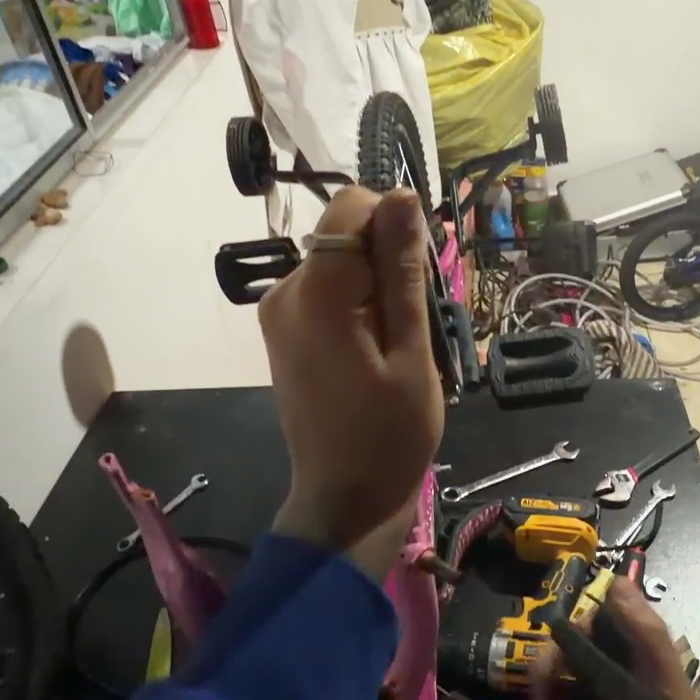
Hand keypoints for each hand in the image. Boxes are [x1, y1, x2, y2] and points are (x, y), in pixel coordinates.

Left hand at [260, 186, 442, 556]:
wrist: (344, 501)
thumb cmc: (390, 436)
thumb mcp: (411, 354)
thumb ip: (403, 273)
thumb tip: (402, 198)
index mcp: (316, 296)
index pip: (349, 209)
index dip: (393, 223)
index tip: (420, 273)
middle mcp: (285, 293)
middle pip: (343, 235)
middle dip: (388, 259)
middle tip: (416, 320)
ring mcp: (279, 314)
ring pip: (339, 262)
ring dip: (377, 285)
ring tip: (399, 343)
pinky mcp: (284, 331)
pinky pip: (327, 291)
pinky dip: (358, 304)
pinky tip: (378, 349)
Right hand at [528, 584, 699, 699]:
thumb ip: (647, 640)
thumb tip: (617, 582)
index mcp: (645, 675)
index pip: (608, 630)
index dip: (584, 624)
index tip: (568, 633)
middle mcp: (619, 696)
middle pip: (574, 661)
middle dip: (554, 666)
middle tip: (549, 684)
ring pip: (556, 697)